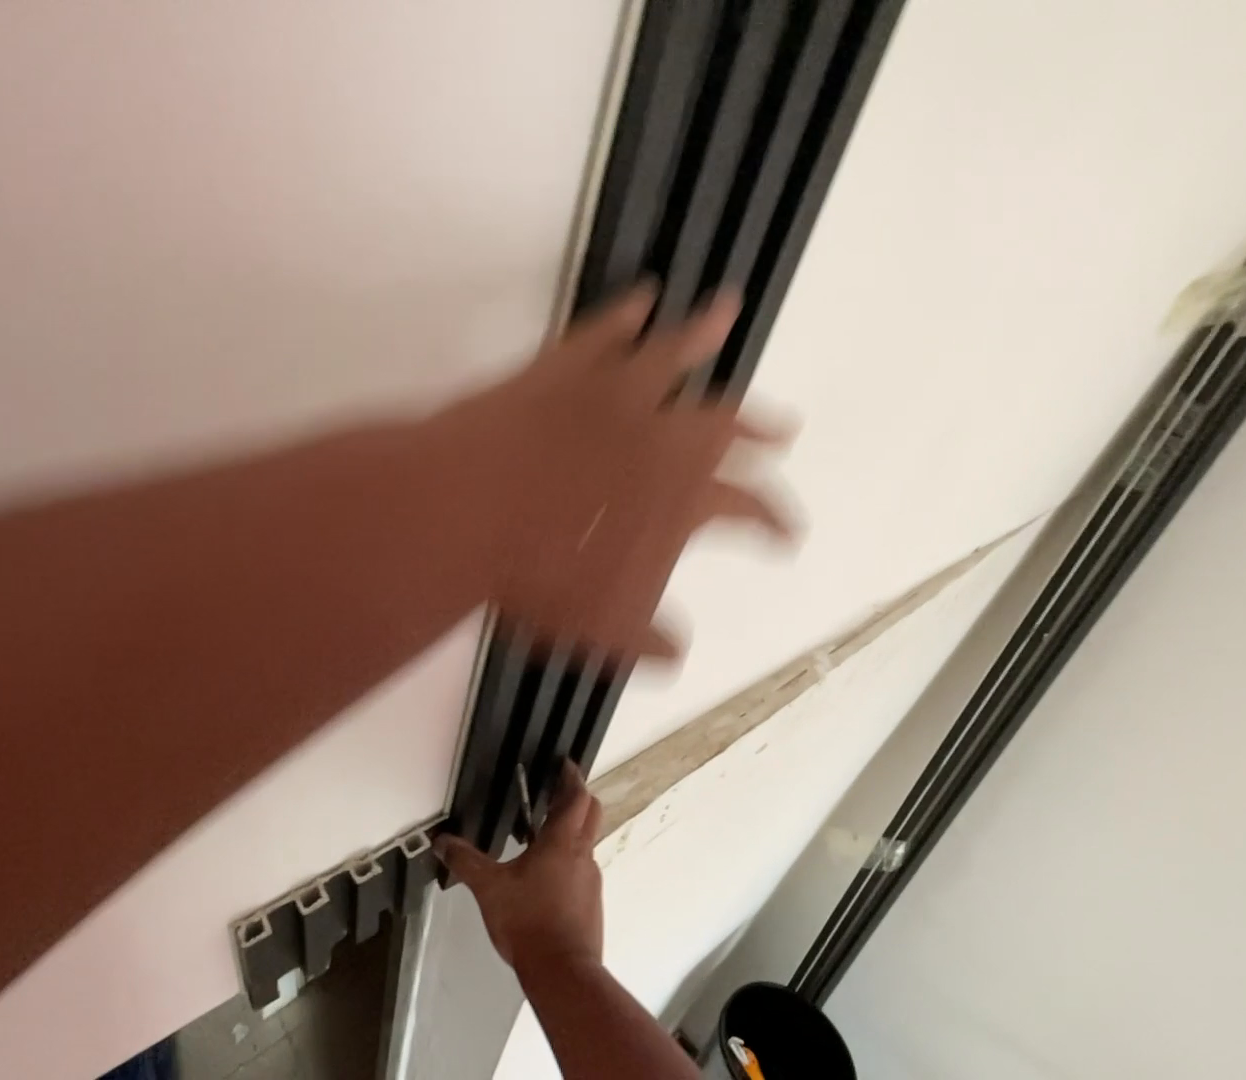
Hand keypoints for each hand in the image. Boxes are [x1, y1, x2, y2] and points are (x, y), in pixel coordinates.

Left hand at [421, 284, 796, 660]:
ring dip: (702, 333)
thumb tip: (677, 652)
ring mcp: (606, 396)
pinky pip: (602, 331)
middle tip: (782, 432)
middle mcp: (653, 439)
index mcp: (672, 501)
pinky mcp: (558, 371)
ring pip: (669, 355)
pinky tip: (641, 296)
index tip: (787, 532)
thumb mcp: (591, 624)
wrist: (458, 514)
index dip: (771, 517)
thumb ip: (640, 636)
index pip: (743, 507)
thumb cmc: (528, 575)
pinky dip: (623, 312)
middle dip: (755, 430)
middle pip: (721, 426)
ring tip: (726, 312)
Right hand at [435, 762, 606, 971]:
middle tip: (557, 789)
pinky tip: (544, 876)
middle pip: (591, 813)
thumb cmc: (528, 921)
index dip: (572, 777)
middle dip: (577, 797)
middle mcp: (582, 856)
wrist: (563, 973)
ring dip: (571, 831)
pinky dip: (568, 860)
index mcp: (561, 843)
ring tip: (541, 833)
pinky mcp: (590, 904)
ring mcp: (591, 881)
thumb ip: (465, 861)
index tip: (565, 763)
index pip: (576, 798)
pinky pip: (582, 869)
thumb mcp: (488, 887)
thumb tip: (441, 841)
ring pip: (586, 843)